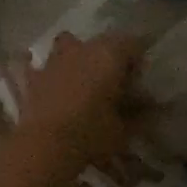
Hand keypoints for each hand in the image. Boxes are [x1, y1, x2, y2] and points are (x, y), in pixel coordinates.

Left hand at [14, 32, 143, 170]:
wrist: (45, 145)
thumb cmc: (91, 133)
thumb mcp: (124, 129)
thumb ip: (141, 116)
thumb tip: (154, 109)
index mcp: (108, 54)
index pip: (134, 43)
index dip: (140, 60)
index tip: (142, 80)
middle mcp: (80, 49)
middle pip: (101, 42)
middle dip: (110, 56)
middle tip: (115, 81)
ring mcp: (54, 60)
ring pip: (68, 44)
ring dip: (77, 56)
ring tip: (83, 78)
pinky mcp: (32, 76)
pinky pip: (38, 64)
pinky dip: (46, 71)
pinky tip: (49, 81)